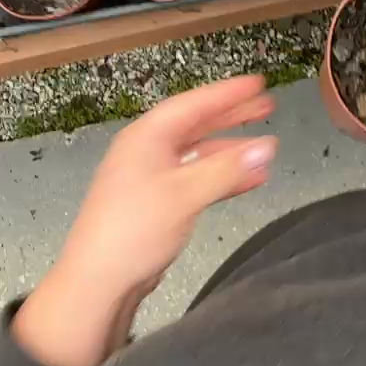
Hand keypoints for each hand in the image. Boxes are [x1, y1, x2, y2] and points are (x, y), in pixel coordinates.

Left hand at [13, 76, 276, 365]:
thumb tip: (267, 148)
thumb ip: (227, 170)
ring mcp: (151, 177)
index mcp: (147, 137)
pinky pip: (196, 179)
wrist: (98, 282)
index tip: (257, 84)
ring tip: (264, 146)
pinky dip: (221, 177)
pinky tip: (246, 181)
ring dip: (229, 149)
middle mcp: (147, 151)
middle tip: (264, 106)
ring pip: (197, 153)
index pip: (193, 104)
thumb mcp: (184, 194)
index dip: (227, 93)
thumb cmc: (133, 230)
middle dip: (231, 116)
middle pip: (195, 124)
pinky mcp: (158, 202)